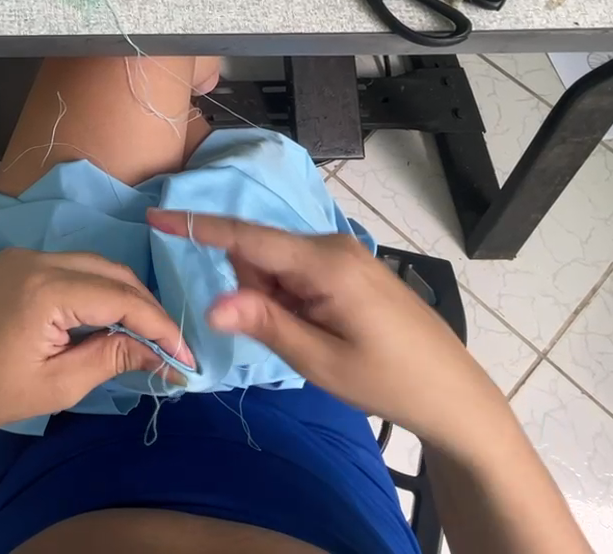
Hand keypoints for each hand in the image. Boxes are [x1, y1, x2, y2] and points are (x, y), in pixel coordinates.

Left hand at [0, 248, 194, 442]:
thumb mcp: (61, 384)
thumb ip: (112, 358)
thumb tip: (161, 353)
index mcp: (45, 289)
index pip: (119, 296)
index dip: (158, 324)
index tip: (186, 355)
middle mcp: (34, 259)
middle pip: (108, 271)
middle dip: (143, 305)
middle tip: (169, 344)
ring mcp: (20, 256)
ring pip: (89, 265)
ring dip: (119, 294)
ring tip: (143, 333)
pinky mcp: (13, 262)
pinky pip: (66, 267)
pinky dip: (91, 288)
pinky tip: (105, 317)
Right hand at [147, 209, 508, 455]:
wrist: (457, 398)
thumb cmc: (390, 382)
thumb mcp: (320, 362)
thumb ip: (264, 323)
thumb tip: (211, 303)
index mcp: (324, 263)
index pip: (246, 236)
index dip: (196, 226)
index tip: (154, 215)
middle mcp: (330, 244)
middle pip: (258, 253)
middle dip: (253, 291)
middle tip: (291, 337)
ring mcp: (342, 251)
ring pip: (275, 264)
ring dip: (275, 299)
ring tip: (312, 338)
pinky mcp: (348, 264)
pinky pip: (296, 269)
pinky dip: (290, 297)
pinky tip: (319, 327)